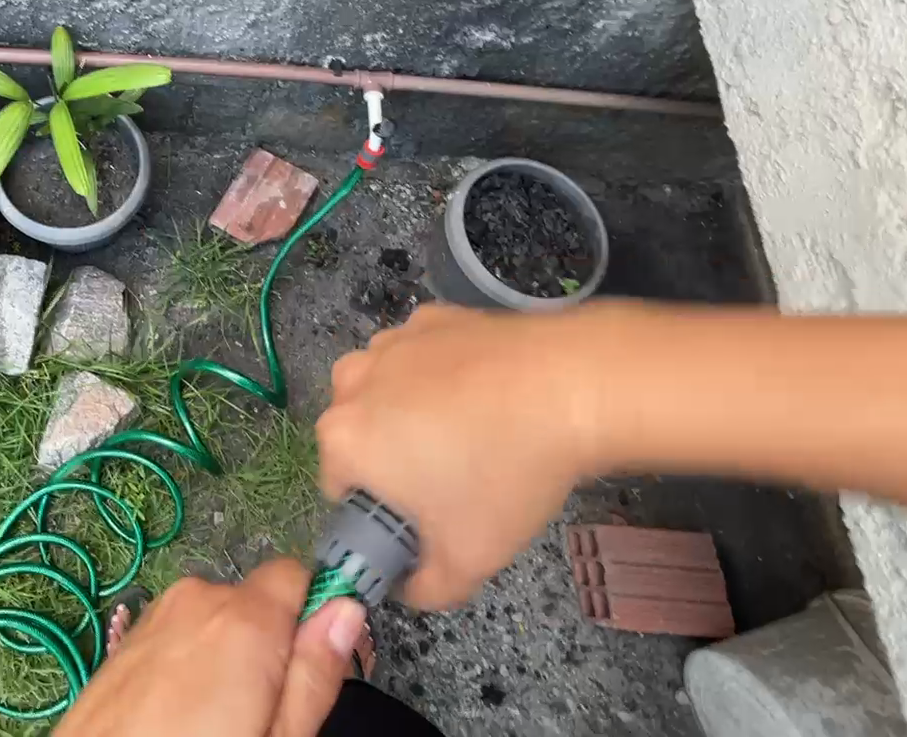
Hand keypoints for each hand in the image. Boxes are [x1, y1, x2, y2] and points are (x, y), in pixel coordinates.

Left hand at [55, 560, 366, 736]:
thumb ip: (315, 672)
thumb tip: (347, 611)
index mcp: (243, 618)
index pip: (298, 575)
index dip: (316, 616)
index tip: (318, 663)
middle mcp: (199, 598)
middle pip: (258, 601)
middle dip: (271, 646)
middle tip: (263, 713)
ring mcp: (160, 612)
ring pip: (219, 618)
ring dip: (229, 655)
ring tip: (216, 721)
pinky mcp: (132, 632)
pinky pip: (183, 630)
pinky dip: (192, 659)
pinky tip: (180, 714)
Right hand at [317, 302, 609, 609]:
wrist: (567, 385)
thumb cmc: (503, 474)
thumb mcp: (468, 560)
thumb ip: (424, 589)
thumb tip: (408, 585)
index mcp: (342, 437)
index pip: (339, 487)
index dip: (378, 511)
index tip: (422, 516)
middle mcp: (351, 381)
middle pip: (358, 433)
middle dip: (389, 456)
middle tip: (449, 475)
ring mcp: (390, 342)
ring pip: (385, 390)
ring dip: (408, 410)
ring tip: (471, 429)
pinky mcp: (428, 318)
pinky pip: (420, 356)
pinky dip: (439, 373)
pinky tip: (484, 389)